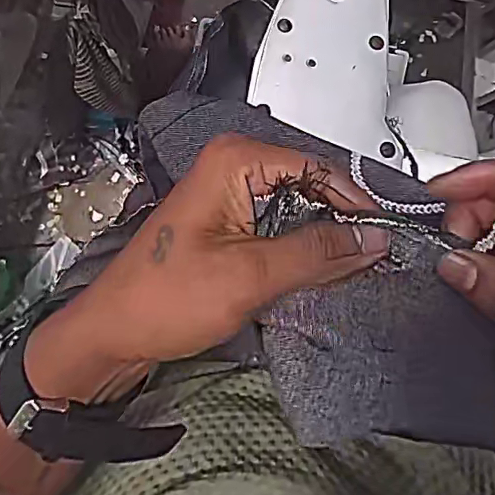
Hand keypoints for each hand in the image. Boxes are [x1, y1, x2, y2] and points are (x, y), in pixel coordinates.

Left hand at [26, 134, 388, 402]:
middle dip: (340, 220)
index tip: (382, 232)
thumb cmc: (160, 299)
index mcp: (234, 160)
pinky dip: (303, 245)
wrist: (112, 333)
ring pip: (298, 205)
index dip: (354, 201)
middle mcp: (233, 166)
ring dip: (324, 236)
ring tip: (353, 264)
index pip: (316, 168)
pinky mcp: (231, 220)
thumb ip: (317, 253)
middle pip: (309, 184)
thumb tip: (370, 239)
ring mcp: (231, 193)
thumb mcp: (251, 275)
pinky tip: (320, 268)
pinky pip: (280, 222)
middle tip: (372, 253)